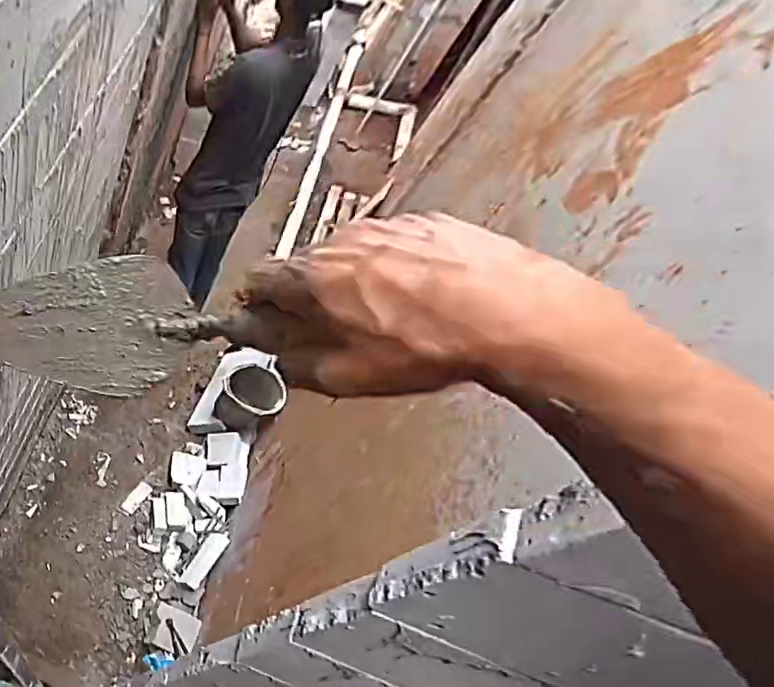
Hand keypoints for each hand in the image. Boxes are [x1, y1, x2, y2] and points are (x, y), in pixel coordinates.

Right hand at [234, 213, 641, 396]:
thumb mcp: (341, 375)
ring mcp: (391, 227)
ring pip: (343, 256)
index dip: (252, 306)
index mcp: (315, 276)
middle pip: (299, 267)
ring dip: (342, 284)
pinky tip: (407, 301)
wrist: (521, 317)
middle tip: (317, 332)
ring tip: (370, 318)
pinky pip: (386, 248)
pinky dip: (384, 272)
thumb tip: (270, 351)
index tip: (260, 324)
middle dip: (298, 298)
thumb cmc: (434, 345)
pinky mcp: (429, 224)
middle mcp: (347, 241)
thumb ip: (290, 360)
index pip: (256, 279)